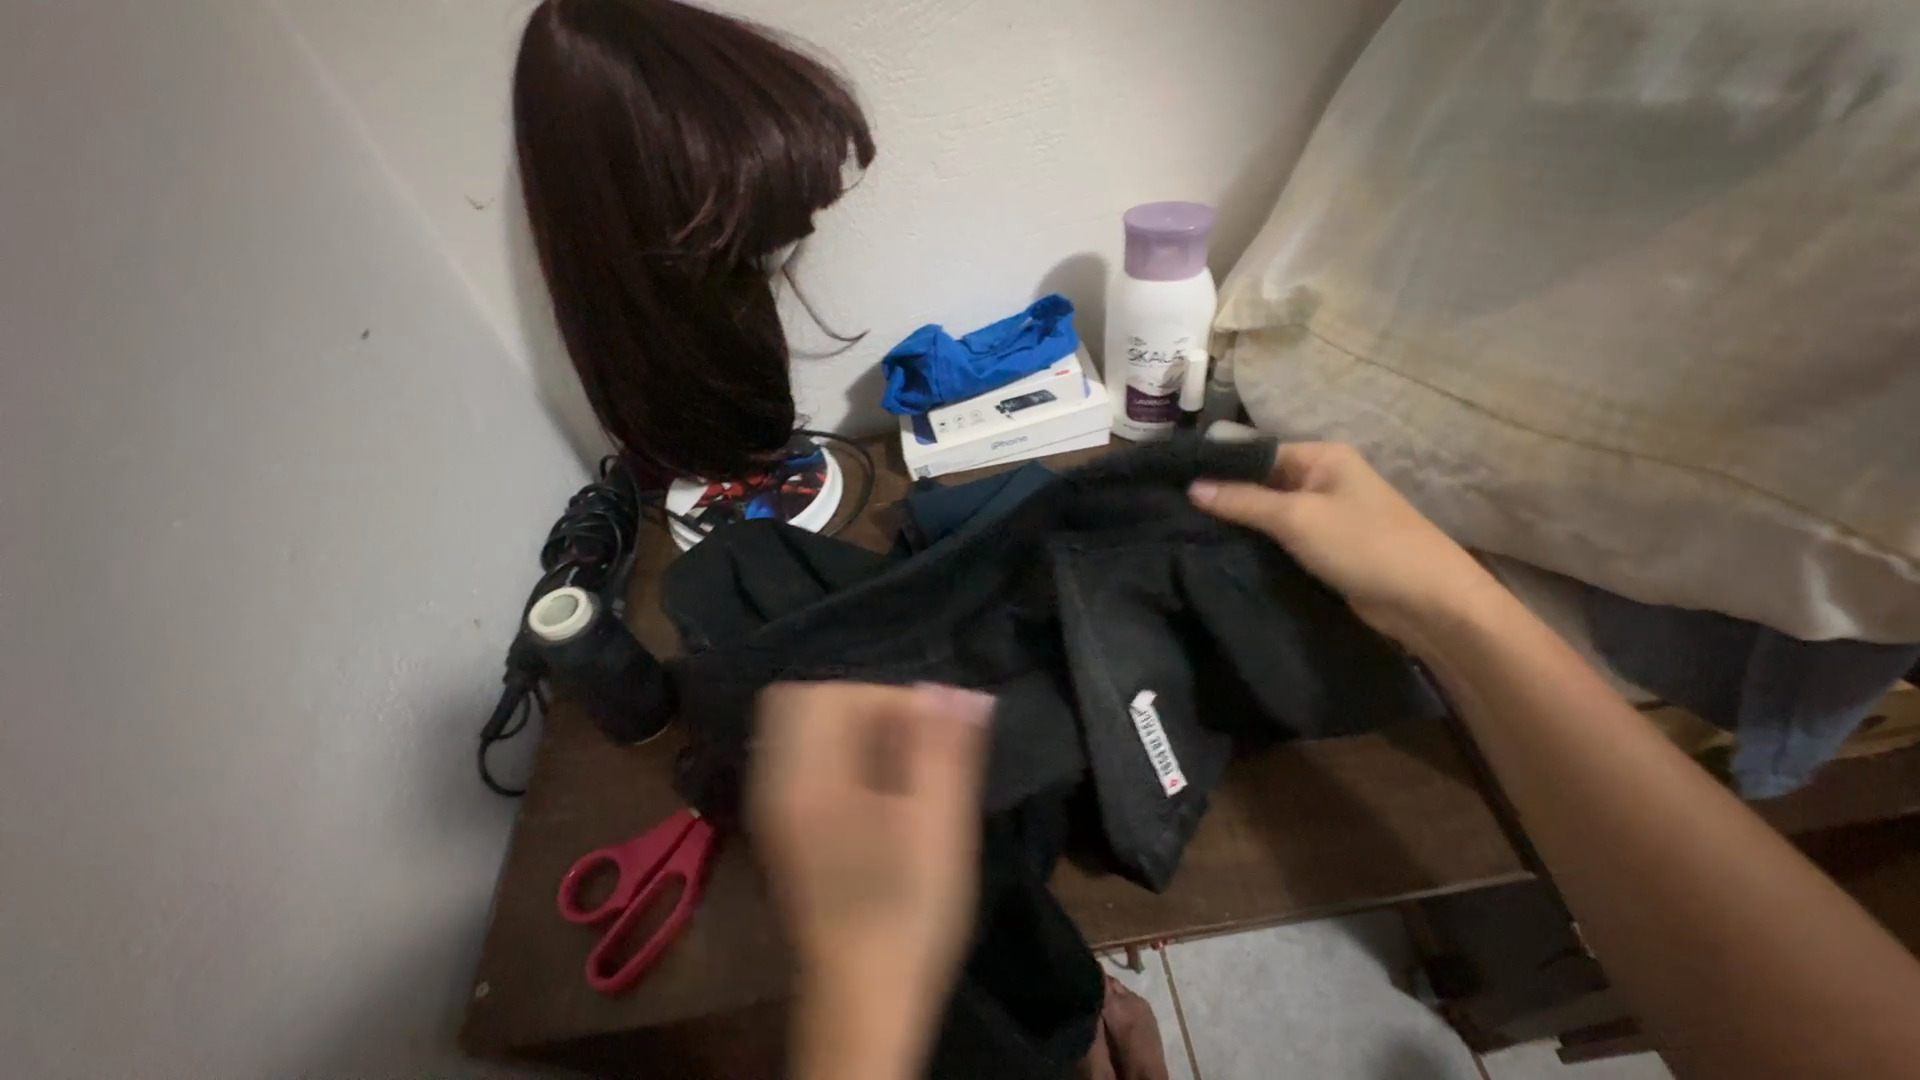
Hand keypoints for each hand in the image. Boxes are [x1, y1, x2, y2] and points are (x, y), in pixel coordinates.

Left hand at [749, 682, 993, 1079]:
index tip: (930, 738)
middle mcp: (776, 782)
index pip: (831, 693)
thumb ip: (945, 750)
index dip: (887, 700)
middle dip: (865, 707)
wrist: (863, 1003)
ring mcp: (775, 805)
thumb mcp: (939, 827)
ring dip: (856, 730)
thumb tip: (957, 689)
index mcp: (806, 779)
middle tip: (912, 749)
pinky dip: (844, 754)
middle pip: (808, 700)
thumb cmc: (907, 915)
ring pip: (806, 727)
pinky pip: (807, 758)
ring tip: (901, 772)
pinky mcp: (785, 825)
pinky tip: (880, 794)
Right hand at [1188, 442, 1501, 649]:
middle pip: (1260, 481)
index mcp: (1322, 457)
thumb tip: (1191, 486)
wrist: (1427, 601)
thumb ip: (1242, 501)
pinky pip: (1280, 537)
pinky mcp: (1324, 547)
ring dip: (1237, 522)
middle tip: (1172, 509)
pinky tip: (1221, 550)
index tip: (1174, 480)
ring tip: (1184, 529)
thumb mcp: (1297, 518)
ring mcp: (1324, 514)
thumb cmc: (1365, 545)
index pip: (1256, 452)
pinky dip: (1255, 543)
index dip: (1218, 465)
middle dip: (1223, 495)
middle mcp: (1322, 478)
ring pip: (1268, 512)